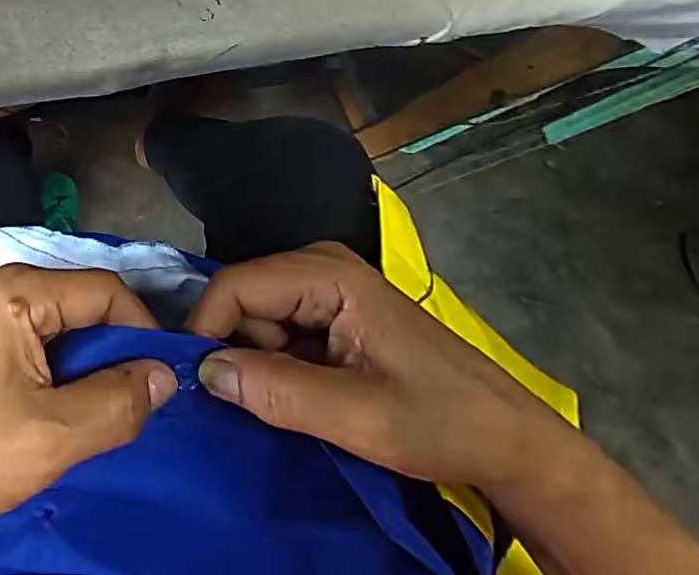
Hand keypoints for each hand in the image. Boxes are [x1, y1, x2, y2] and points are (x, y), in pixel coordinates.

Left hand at [0, 264, 175, 574]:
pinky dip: (68, 375)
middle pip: (89, 307)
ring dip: (93, 368)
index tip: (160, 376)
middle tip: (135, 399)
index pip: (108, 292)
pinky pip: (47, 346)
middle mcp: (9, 289)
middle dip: (117, 353)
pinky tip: (69, 411)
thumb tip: (165, 376)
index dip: (142, 331)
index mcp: (22, 291)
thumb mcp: (53, 436)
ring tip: (103, 411)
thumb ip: (120, 401)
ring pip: (71, 330)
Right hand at [186, 242, 570, 487]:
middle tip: (264, 407)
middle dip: (239, 352)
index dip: (208, 331)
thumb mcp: (360, 417)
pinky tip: (302, 396)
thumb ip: (279, 392)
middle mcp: (323, 266)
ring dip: (259, 364)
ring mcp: (329, 288)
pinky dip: (277, 365)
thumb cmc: (440, 419)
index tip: (197, 388)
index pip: (237, 284)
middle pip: (245, 298)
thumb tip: (205, 371)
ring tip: (296, 406)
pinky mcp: (333, 313)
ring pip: (258, 317)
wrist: (501, 433)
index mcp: (330, 274)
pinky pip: (280, 331)